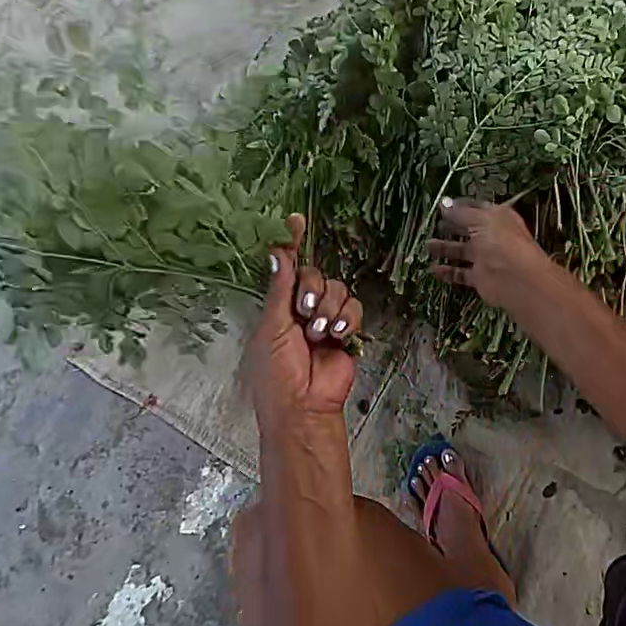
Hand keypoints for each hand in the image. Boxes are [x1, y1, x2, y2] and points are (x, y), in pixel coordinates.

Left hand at [244, 213, 364, 438]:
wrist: (304, 404)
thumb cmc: (276, 372)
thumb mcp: (272, 327)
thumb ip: (279, 289)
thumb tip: (276, 252)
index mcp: (277, 306)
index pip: (286, 267)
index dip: (291, 244)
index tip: (295, 221)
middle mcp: (302, 308)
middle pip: (316, 275)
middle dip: (311, 290)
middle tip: (304, 311)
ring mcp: (326, 318)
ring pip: (338, 289)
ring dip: (328, 308)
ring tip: (319, 333)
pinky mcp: (347, 330)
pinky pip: (353, 308)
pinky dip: (346, 319)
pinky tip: (337, 335)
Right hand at [426, 198, 554, 309]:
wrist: (516, 278)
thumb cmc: (502, 242)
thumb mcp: (480, 220)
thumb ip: (460, 213)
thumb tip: (444, 204)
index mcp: (497, 217)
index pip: (476, 208)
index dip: (460, 207)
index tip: (442, 206)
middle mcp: (492, 236)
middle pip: (468, 230)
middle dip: (452, 227)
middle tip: (434, 224)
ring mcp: (486, 258)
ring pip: (462, 251)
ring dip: (445, 248)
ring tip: (427, 245)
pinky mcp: (480, 278)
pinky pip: (461, 273)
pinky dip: (447, 272)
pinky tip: (433, 269)